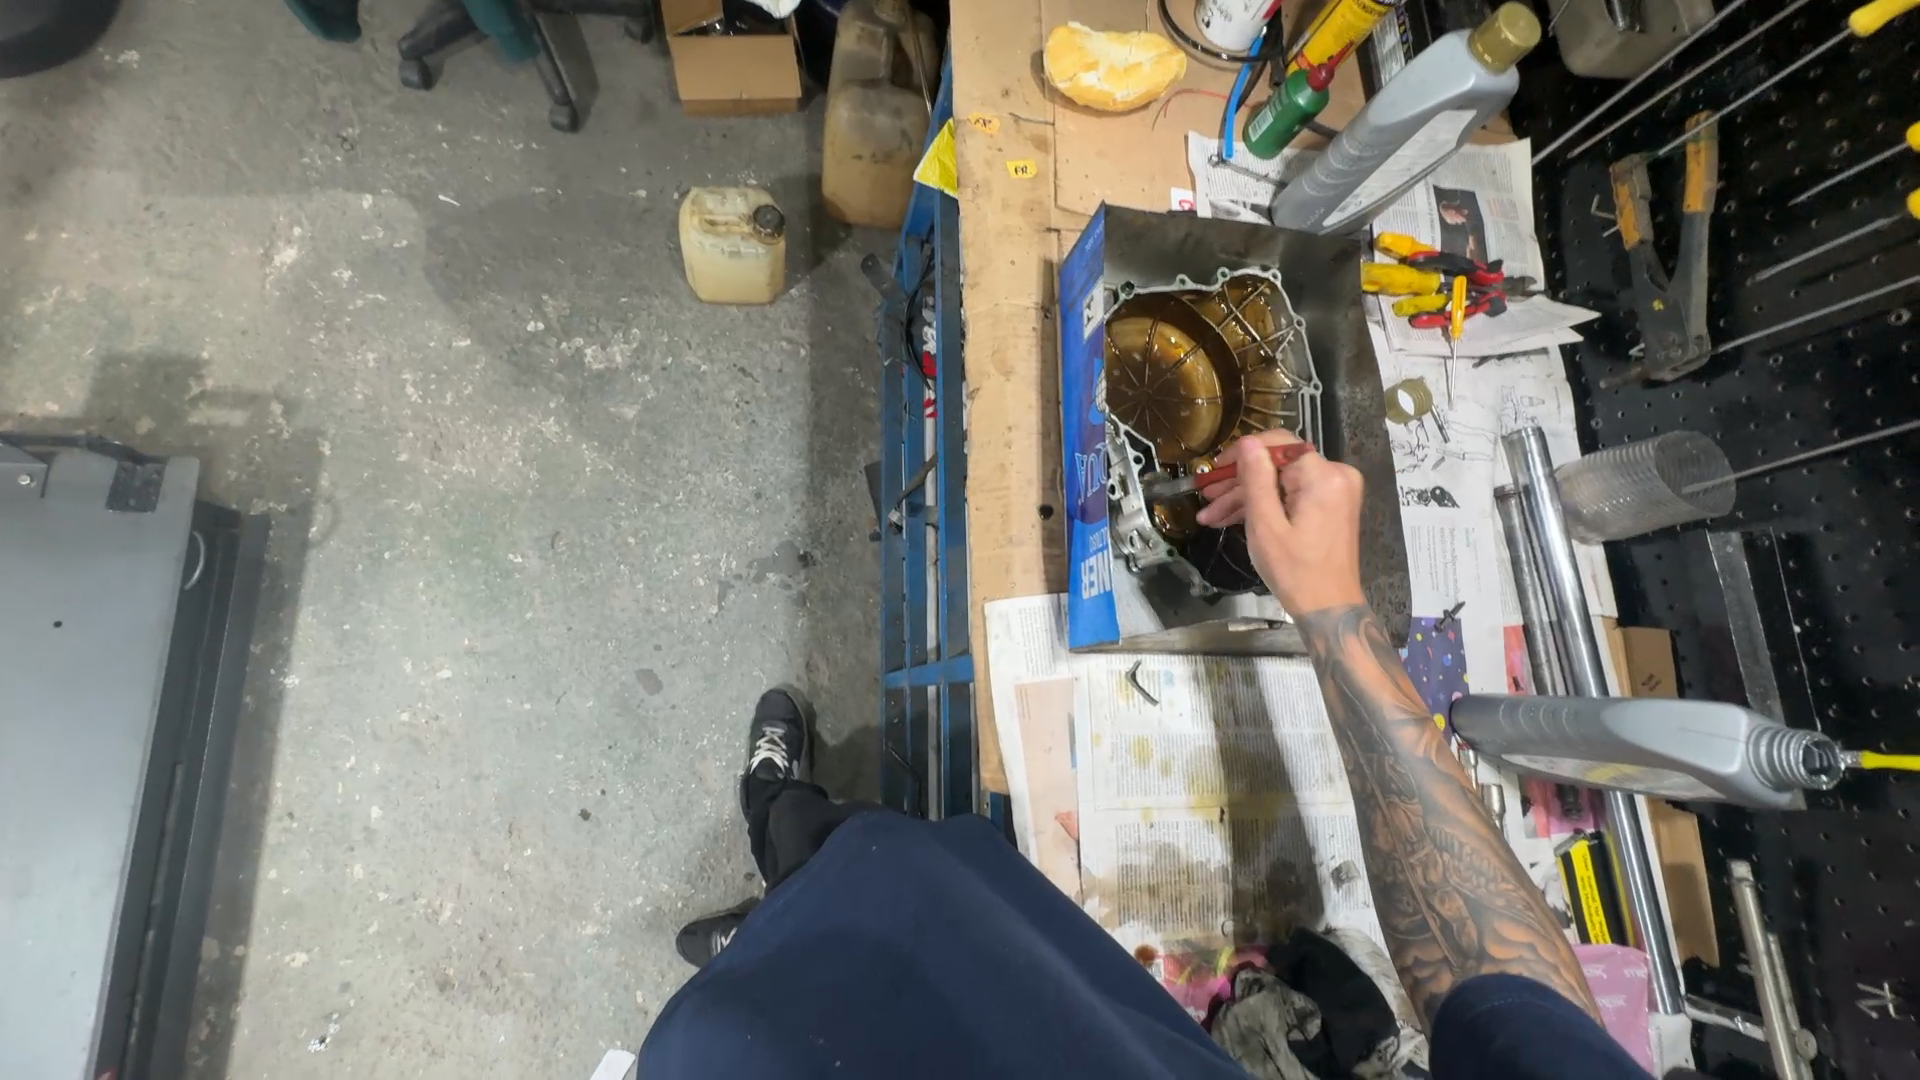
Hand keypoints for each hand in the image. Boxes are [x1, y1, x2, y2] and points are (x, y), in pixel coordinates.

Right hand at [1193, 430, 1365, 615]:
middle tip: (1206, 495)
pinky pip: (1291, 494)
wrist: (1328, 607)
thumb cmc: (1295, 570)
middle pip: (1278, 464)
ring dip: (1246, 496)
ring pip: (1281, 481)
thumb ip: (1256, 479)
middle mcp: (1335, 476)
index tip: (1215, 469)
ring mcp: (1335, 491)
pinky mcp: (1330, 505)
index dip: (1243, 452)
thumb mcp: (1265, 525)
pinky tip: (1232, 518)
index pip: (1278, 444)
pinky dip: (1265, 505)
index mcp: (1323, 477)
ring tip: (1210, 515)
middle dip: (1239, 480)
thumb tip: (1247, 443)